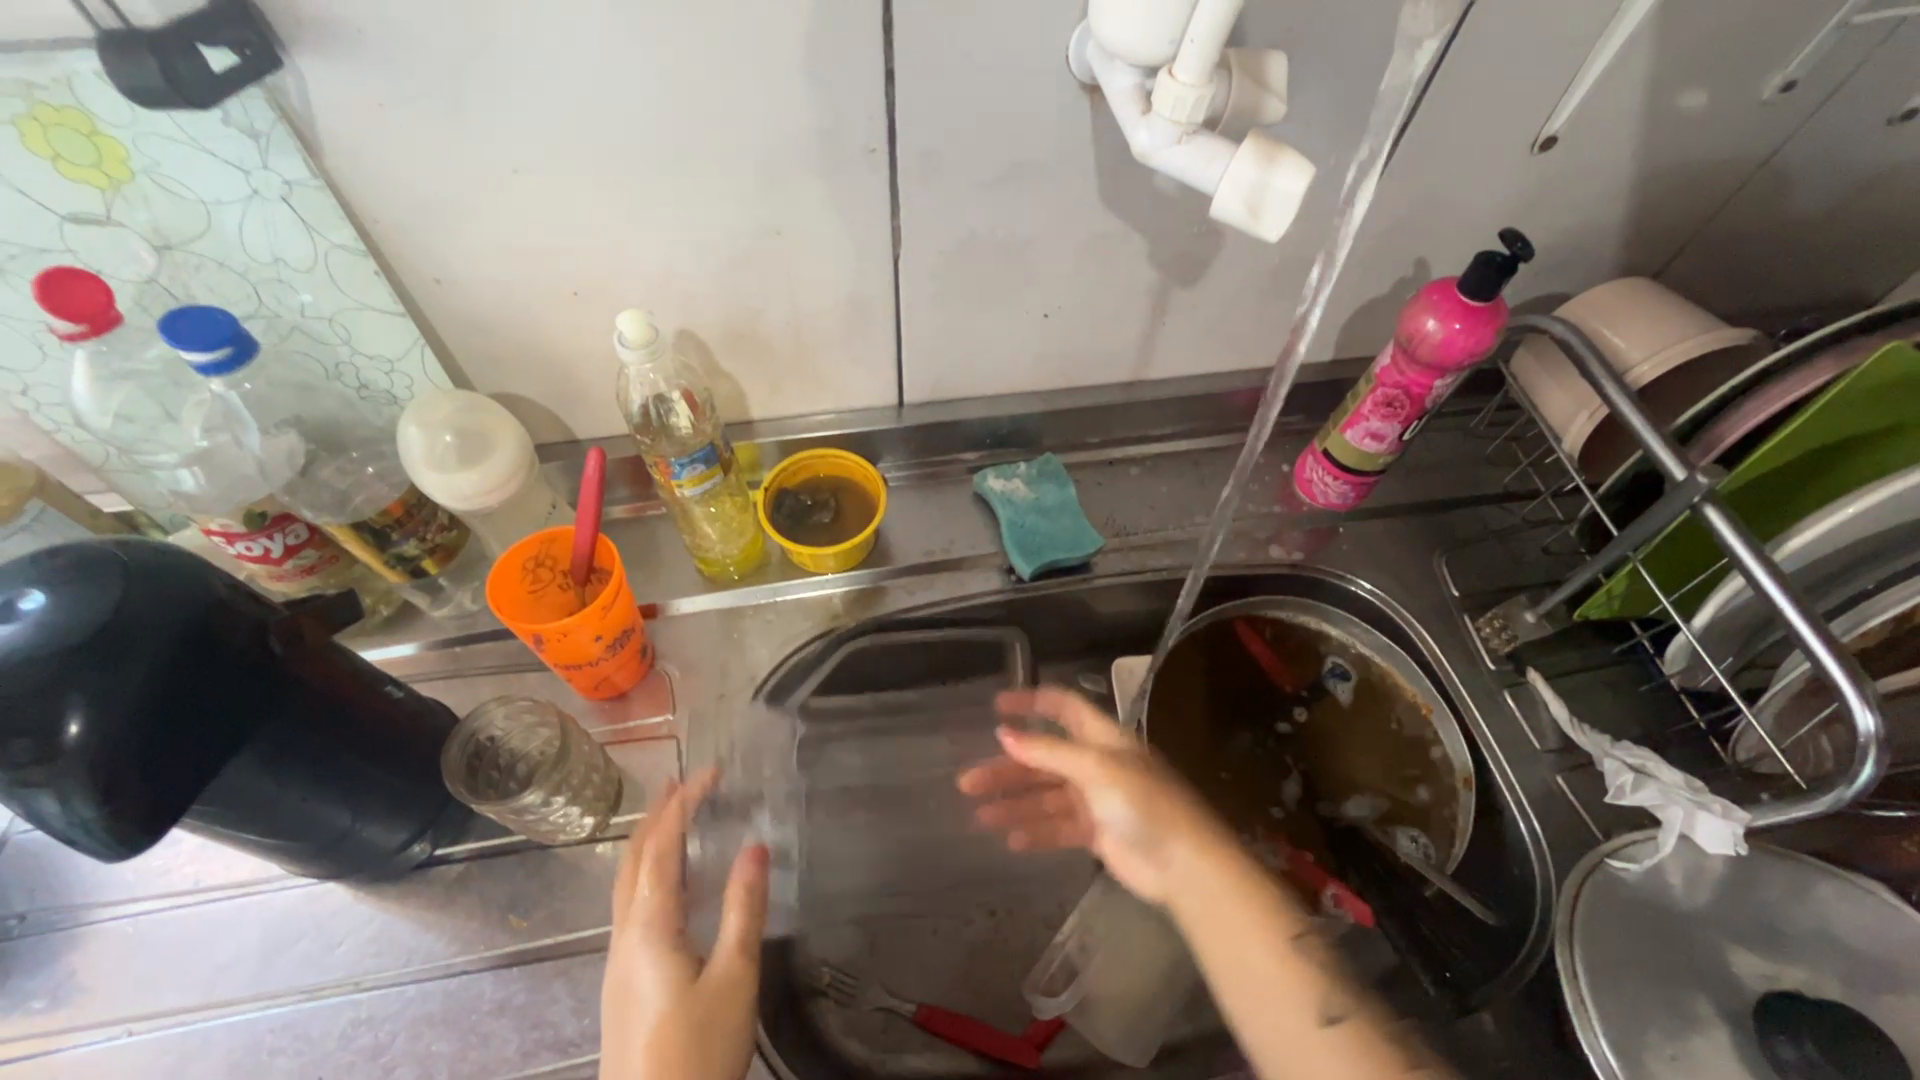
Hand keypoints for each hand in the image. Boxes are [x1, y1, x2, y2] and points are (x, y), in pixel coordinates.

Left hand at [600, 769, 767, 1079]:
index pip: (662, 848)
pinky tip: (675, 889)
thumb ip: (744, 909)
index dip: (683, 804)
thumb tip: (755, 846)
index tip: (709, 772)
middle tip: (683, 781)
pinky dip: (652, 876)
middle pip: (633, 861)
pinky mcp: (626, 981)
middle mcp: (625, 936)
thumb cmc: (698, 1050)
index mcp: (649, 927)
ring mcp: (620, 961)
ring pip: (628, 885)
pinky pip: (634, 908)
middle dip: (656, 816)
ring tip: (676, 819)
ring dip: (651, 844)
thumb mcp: (734, 978)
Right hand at [956, 686, 1235, 904]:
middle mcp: (1098, 763)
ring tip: (980, 817)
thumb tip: (1004, 734)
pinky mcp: (1097, 833)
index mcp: (1103, 738)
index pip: (1063, 708)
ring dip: (1014, 804)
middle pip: (1044, 758)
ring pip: (1046, 796)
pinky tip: (1011, 839)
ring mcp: (1097, 799)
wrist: (1185, 864)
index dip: (1031, 703)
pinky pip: (1058, 828)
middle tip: (968, 783)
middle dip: (1007, 768)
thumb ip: (1048, 752)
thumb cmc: (1144, 804)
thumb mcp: (1096, 769)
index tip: (995, 707)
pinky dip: (1035, 831)